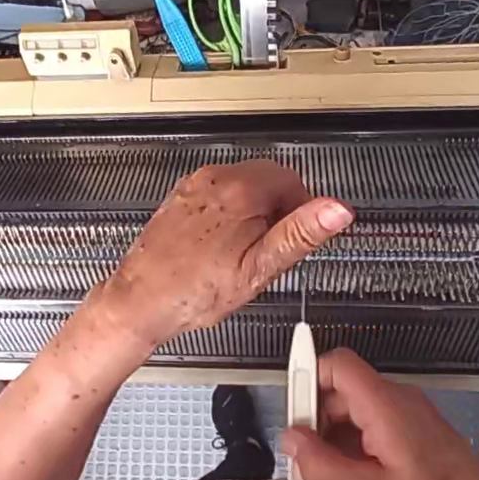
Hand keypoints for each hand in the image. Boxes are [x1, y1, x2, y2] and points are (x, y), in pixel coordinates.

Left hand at [92, 161, 352, 346]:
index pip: (293, 180)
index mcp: (241, 190)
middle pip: (268, 178)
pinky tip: (219, 247)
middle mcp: (215, 179)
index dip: (301, 211)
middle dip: (277, 209)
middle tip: (267, 249)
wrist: (140, 301)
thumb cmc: (194, 292)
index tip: (291, 238)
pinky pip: (219, 195)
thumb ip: (300, 233)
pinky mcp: (181, 198)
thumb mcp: (259, 268)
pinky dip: (229, 214)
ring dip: (253, 212)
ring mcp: (194, 186)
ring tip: (241, 252)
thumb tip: (337, 209)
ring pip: (243, 186)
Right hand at [282, 348, 478, 479]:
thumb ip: (325, 466)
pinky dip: (351, 470)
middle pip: (335, 402)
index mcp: (386, 406)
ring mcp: (403, 423)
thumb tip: (292, 442)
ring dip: (330, 466)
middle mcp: (395, 405)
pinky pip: (367, 444)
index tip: (290, 418)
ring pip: (349, 429)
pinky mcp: (410, 442)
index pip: (336, 365)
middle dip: (314, 443)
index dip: (307, 382)